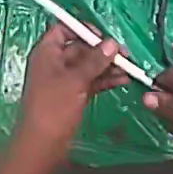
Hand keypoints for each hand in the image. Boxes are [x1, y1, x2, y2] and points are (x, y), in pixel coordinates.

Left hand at [16, 24, 128, 151]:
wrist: (43, 144)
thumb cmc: (53, 107)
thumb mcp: (75, 80)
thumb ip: (94, 61)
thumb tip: (112, 44)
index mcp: (47, 52)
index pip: (63, 29)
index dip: (83, 29)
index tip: (104, 36)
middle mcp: (54, 63)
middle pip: (79, 48)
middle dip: (102, 50)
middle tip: (125, 55)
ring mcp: (63, 80)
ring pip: (87, 66)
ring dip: (107, 66)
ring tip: (129, 68)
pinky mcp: (72, 95)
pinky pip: (90, 81)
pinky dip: (104, 80)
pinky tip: (123, 80)